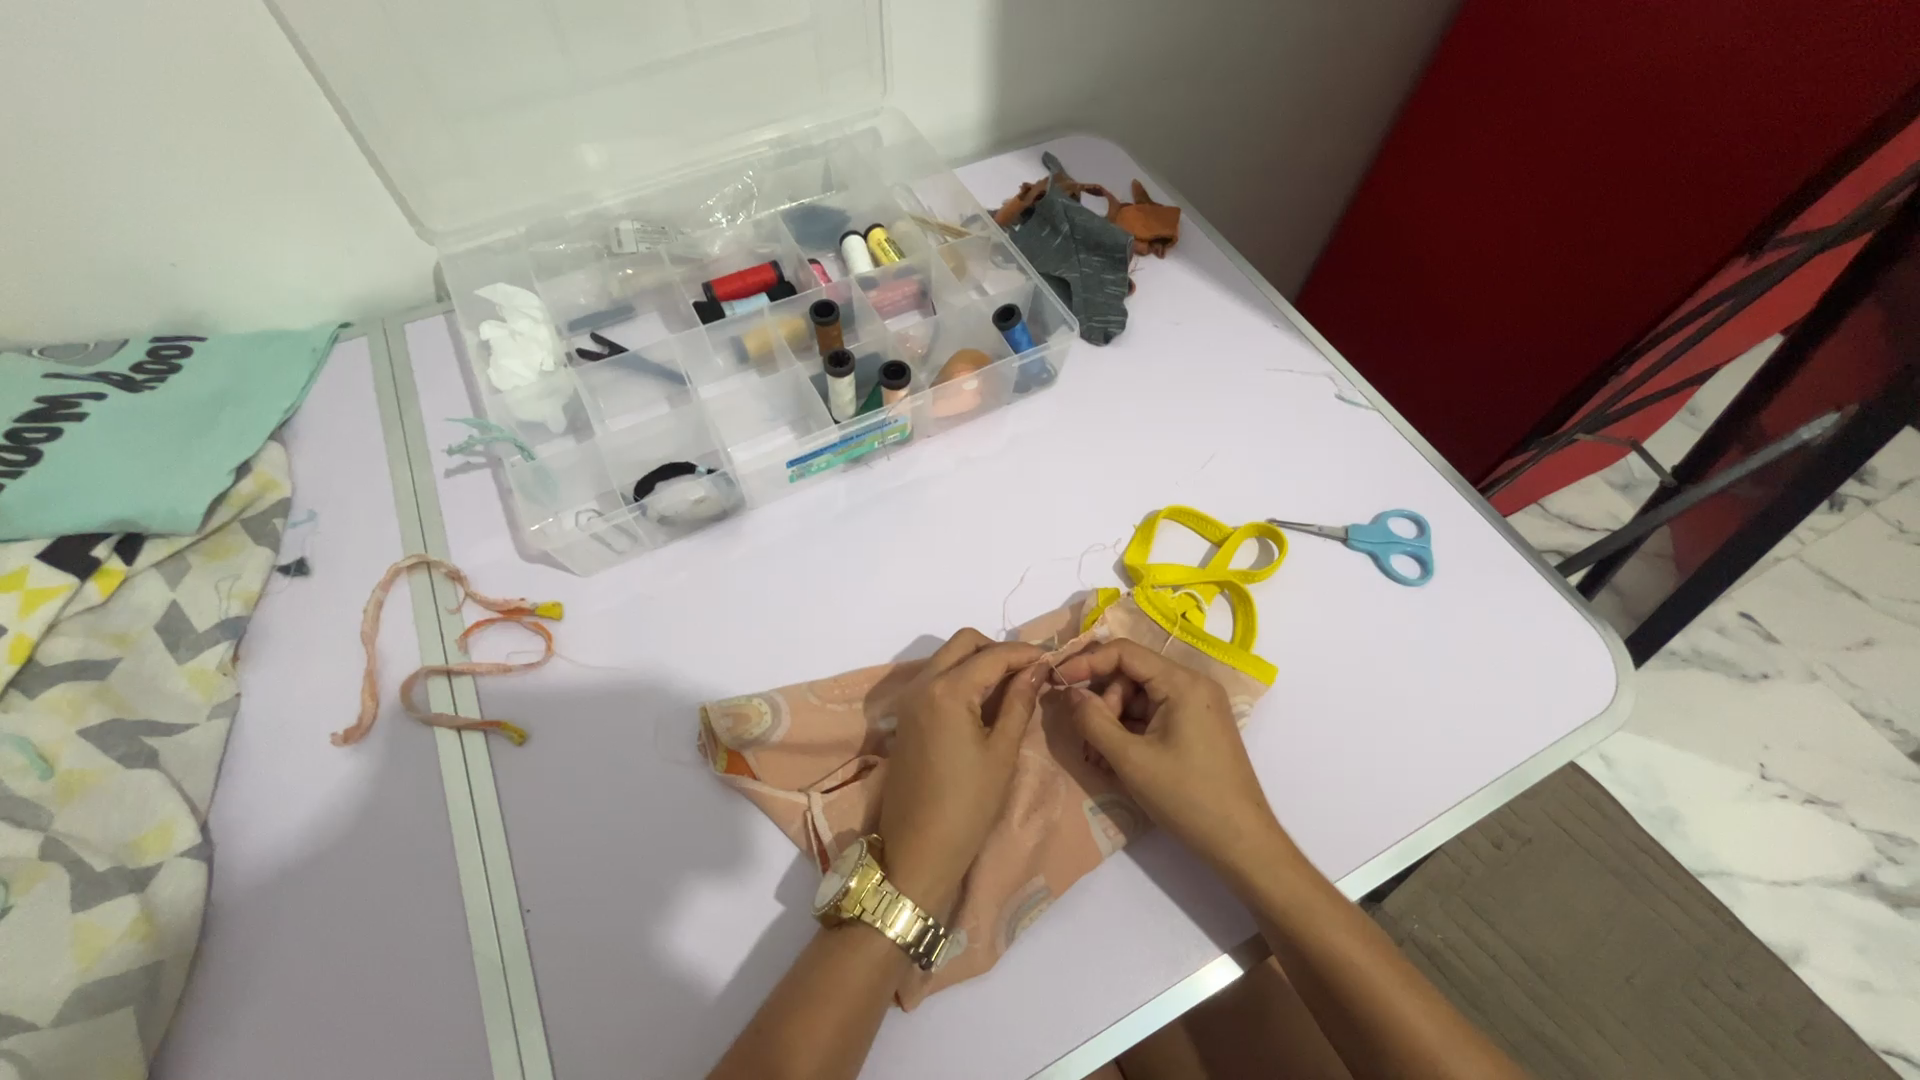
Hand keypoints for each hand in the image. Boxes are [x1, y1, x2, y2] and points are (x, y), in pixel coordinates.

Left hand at [879, 629, 1045, 917]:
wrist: (918, 849)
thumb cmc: (968, 805)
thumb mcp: (1002, 752)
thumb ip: (1019, 702)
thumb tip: (1036, 669)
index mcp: (947, 690)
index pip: (993, 654)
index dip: (1027, 653)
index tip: (1054, 660)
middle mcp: (923, 683)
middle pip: (965, 643)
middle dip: (999, 649)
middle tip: (1030, 672)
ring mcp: (910, 698)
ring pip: (948, 657)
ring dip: (979, 661)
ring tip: (1013, 686)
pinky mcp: (907, 714)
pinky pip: (937, 677)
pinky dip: (962, 676)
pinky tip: (986, 701)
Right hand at [1050, 640, 1286, 875]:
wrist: (1241, 842)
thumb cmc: (1187, 797)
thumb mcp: (1131, 760)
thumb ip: (1094, 721)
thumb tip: (1069, 693)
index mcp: (1182, 683)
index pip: (1124, 652)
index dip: (1087, 662)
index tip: (1058, 682)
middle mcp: (1193, 686)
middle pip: (1131, 677)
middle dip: (1103, 704)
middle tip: (1089, 741)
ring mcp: (1197, 708)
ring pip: (1139, 700)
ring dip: (1114, 723)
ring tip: (1101, 759)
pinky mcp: (1196, 729)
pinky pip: (1154, 717)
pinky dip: (1132, 734)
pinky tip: (1119, 762)